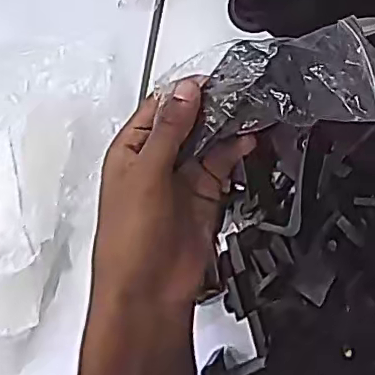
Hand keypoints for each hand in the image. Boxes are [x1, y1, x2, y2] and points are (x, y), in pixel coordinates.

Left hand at [90, 78, 254, 318]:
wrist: (149, 295)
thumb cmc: (127, 244)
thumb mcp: (146, 175)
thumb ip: (169, 130)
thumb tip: (184, 92)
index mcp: (133, 150)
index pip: (161, 106)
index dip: (185, 90)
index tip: (211, 79)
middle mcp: (157, 159)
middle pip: (189, 119)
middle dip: (212, 105)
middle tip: (237, 92)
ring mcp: (182, 176)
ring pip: (210, 138)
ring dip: (227, 125)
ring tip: (247, 112)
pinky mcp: (205, 192)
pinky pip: (224, 161)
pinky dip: (237, 148)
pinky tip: (247, 140)